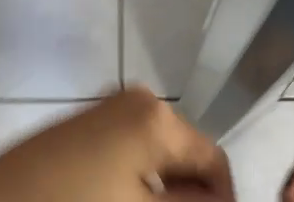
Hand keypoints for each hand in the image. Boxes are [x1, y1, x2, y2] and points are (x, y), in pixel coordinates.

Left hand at [0, 87, 234, 201]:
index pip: (215, 161)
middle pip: (182, 157)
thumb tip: (219, 201)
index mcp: (155, 117)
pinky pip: (119, 156)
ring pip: (150, 158)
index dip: (222, 200)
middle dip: (185, 195)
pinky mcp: (71, 130)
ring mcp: (98, 112)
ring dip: (157, 191)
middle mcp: (131, 101)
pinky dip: (127, 184)